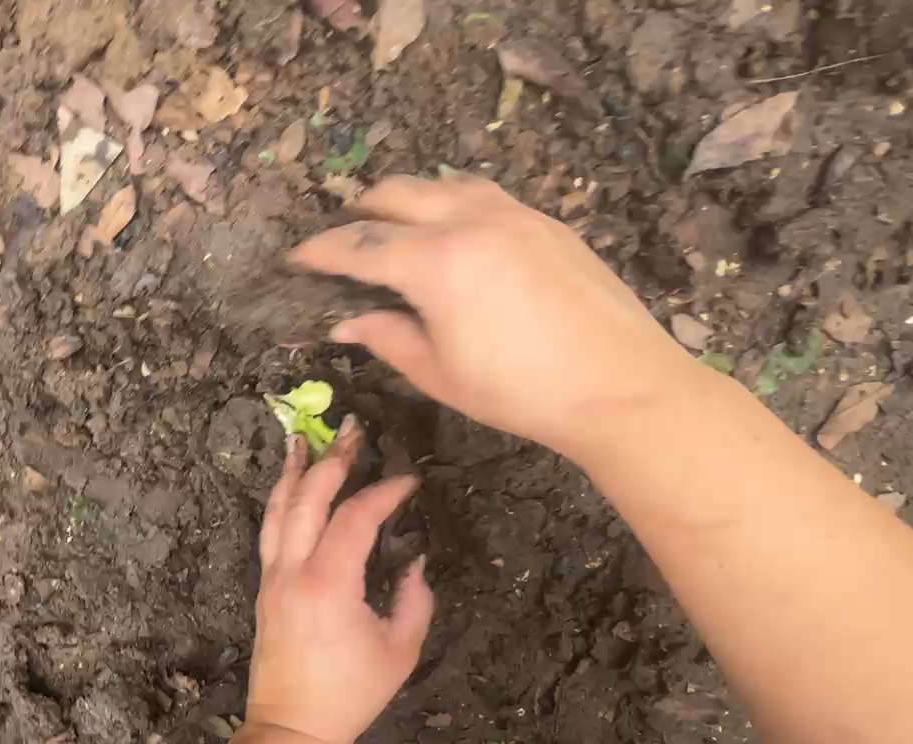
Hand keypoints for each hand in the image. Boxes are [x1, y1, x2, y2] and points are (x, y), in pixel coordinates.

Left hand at [246, 421, 433, 743]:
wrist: (292, 724)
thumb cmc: (350, 693)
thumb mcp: (400, 649)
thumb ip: (414, 599)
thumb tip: (413, 561)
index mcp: (328, 583)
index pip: (355, 517)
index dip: (384, 492)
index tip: (409, 481)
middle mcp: (292, 571)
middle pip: (307, 499)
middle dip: (332, 460)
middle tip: (352, 430)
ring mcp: (271, 577)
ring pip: (277, 511)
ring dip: (292, 472)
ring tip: (303, 439)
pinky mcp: (264, 588)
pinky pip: (269, 532)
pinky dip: (279, 502)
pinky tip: (288, 488)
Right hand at [288, 173, 708, 459]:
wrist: (617, 384)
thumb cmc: (514, 390)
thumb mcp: (434, 372)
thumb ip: (385, 335)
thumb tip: (345, 320)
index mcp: (438, 263)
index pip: (361, 244)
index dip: (321, 250)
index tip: (294, 257)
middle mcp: (472, 222)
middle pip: (397, 193)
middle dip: (358, 212)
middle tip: (339, 242)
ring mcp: (514, 214)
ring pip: (442, 184)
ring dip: (405, 200)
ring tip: (388, 230)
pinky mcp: (543, 221)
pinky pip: (480, 194)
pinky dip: (446, 204)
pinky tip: (445, 235)